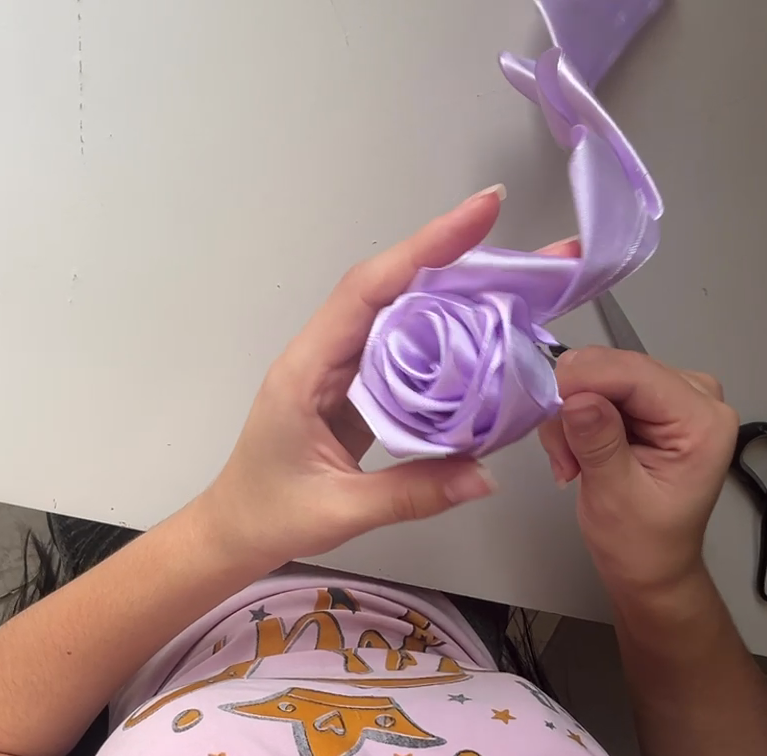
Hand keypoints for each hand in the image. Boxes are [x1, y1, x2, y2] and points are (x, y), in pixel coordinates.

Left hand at [193, 188, 507, 568]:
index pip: (366, 292)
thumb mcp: (339, 510)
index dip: (425, 249)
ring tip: (519, 288)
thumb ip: (411, 494)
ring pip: (399, 317)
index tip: (482, 213)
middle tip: (530, 257)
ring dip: (456, 298)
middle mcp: (322, 357)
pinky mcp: (353, 390)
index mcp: (305, 371)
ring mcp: (338, 371)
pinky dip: (443, 342)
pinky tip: (484, 341)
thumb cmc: (269, 515)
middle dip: (457, 263)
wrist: (236, 530)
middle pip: (391, 291)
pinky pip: (401, 353)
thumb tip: (486, 478)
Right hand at [537, 348, 736, 595]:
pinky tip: (577, 456)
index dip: (582, 380)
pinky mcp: (649, 403)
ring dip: (570, 418)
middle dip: (574, 406)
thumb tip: (574, 398)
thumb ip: (598, 443)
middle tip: (562, 458)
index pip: (634, 373)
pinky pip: (597, 391)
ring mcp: (672, 397)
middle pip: (615, 369)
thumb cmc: (639, 542)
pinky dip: (575, 421)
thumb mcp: (615, 497)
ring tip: (570, 465)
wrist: (649, 566)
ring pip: (599, 377)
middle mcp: (695, 396)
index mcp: (701, 420)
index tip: (540, 406)